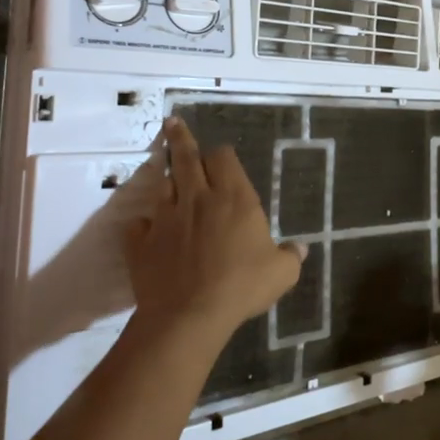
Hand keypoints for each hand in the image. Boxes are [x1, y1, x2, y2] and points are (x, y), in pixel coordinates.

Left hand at [124, 117, 304, 340]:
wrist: (189, 315)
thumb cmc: (242, 287)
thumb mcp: (281, 273)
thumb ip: (290, 256)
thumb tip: (299, 248)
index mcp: (234, 198)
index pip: (224, 158)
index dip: (221, 155)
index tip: (220, 156)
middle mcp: (199, 198)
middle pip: (187, 158)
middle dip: (180, 138)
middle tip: (172, 123)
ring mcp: (166, 218)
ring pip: (162, 185)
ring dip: (165, 177)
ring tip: (164, 170)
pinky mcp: (142, 242)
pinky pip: (140, 224)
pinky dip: (144, 224)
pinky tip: (146, 227)